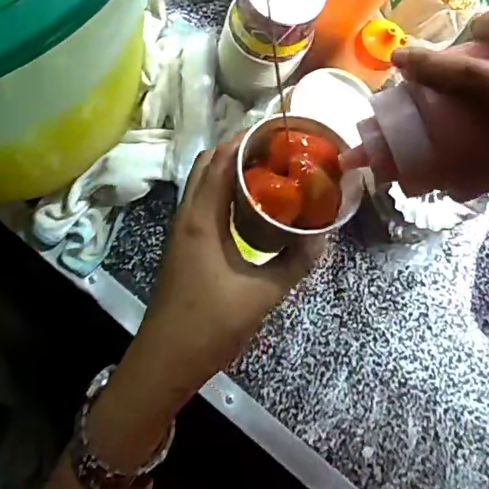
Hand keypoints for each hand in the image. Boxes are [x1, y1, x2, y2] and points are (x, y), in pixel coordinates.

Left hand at [88, 138, 325, 468]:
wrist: (167, 356)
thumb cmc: (211, 324)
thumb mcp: (262, 295)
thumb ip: (294, 263)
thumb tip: (322, 236)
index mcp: (201, 218)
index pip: (220, 162)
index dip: (245, 141)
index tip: (276, 132)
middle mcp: (187, 215)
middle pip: (207, 164)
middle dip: (238, 149)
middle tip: (276, 150)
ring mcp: (181, 228)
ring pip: (202, 182)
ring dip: (228, 168)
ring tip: (267, 170)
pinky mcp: (183, 242)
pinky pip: (202, 201)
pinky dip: (222, 190)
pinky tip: (248, 204)